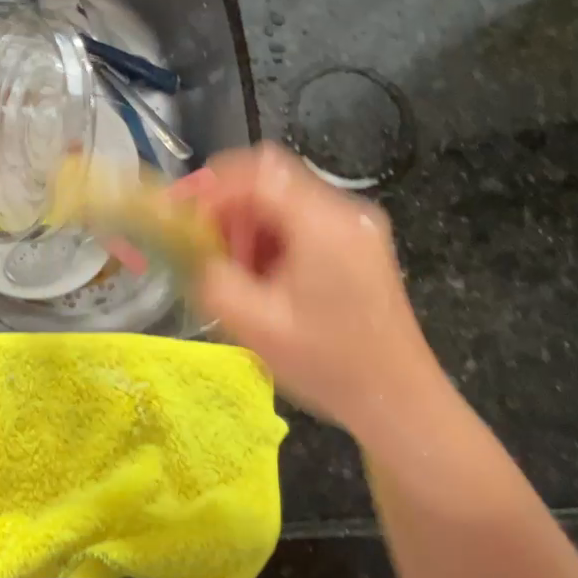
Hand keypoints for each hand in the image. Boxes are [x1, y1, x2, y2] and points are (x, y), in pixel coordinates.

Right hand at [189, 143, 448, 441]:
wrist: (399, 404)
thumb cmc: (327, 364)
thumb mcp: (255, 324)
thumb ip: (209, 274)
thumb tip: (178, 244)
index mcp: (324, 224)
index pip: (257, 173)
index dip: (210, 187)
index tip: (179, 217)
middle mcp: (344, 212)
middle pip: (269, 181)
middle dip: (225, 209)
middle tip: (200, 249)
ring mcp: (354, 227)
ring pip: (281, 200)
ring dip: (246, 227)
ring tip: (231, 272)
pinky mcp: (357, 245)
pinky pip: (299, 221)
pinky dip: (269, 240)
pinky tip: (261, 280)